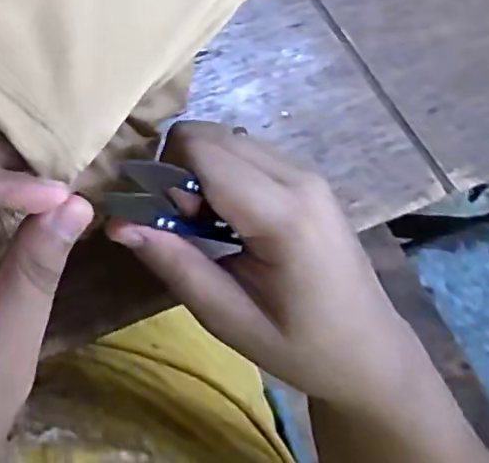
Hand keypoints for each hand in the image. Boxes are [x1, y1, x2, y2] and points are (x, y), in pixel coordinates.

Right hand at [106, 122, 418, 406]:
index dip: (165, 172)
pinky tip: (228, 212)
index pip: (202, 150)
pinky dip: (218, 168)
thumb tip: (115, 222)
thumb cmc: (301, 346)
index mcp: (284, 215)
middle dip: (178, 167)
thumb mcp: (229, 318)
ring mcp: (304, 169)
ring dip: (198, 166)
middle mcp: (297, 176)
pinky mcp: (302, 171)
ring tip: (206, 219)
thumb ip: (172, 263)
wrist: (373, 354)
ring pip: (222, 136)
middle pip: (208, 134)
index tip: (163, 216)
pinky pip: (241, 147)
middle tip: (182, 220)